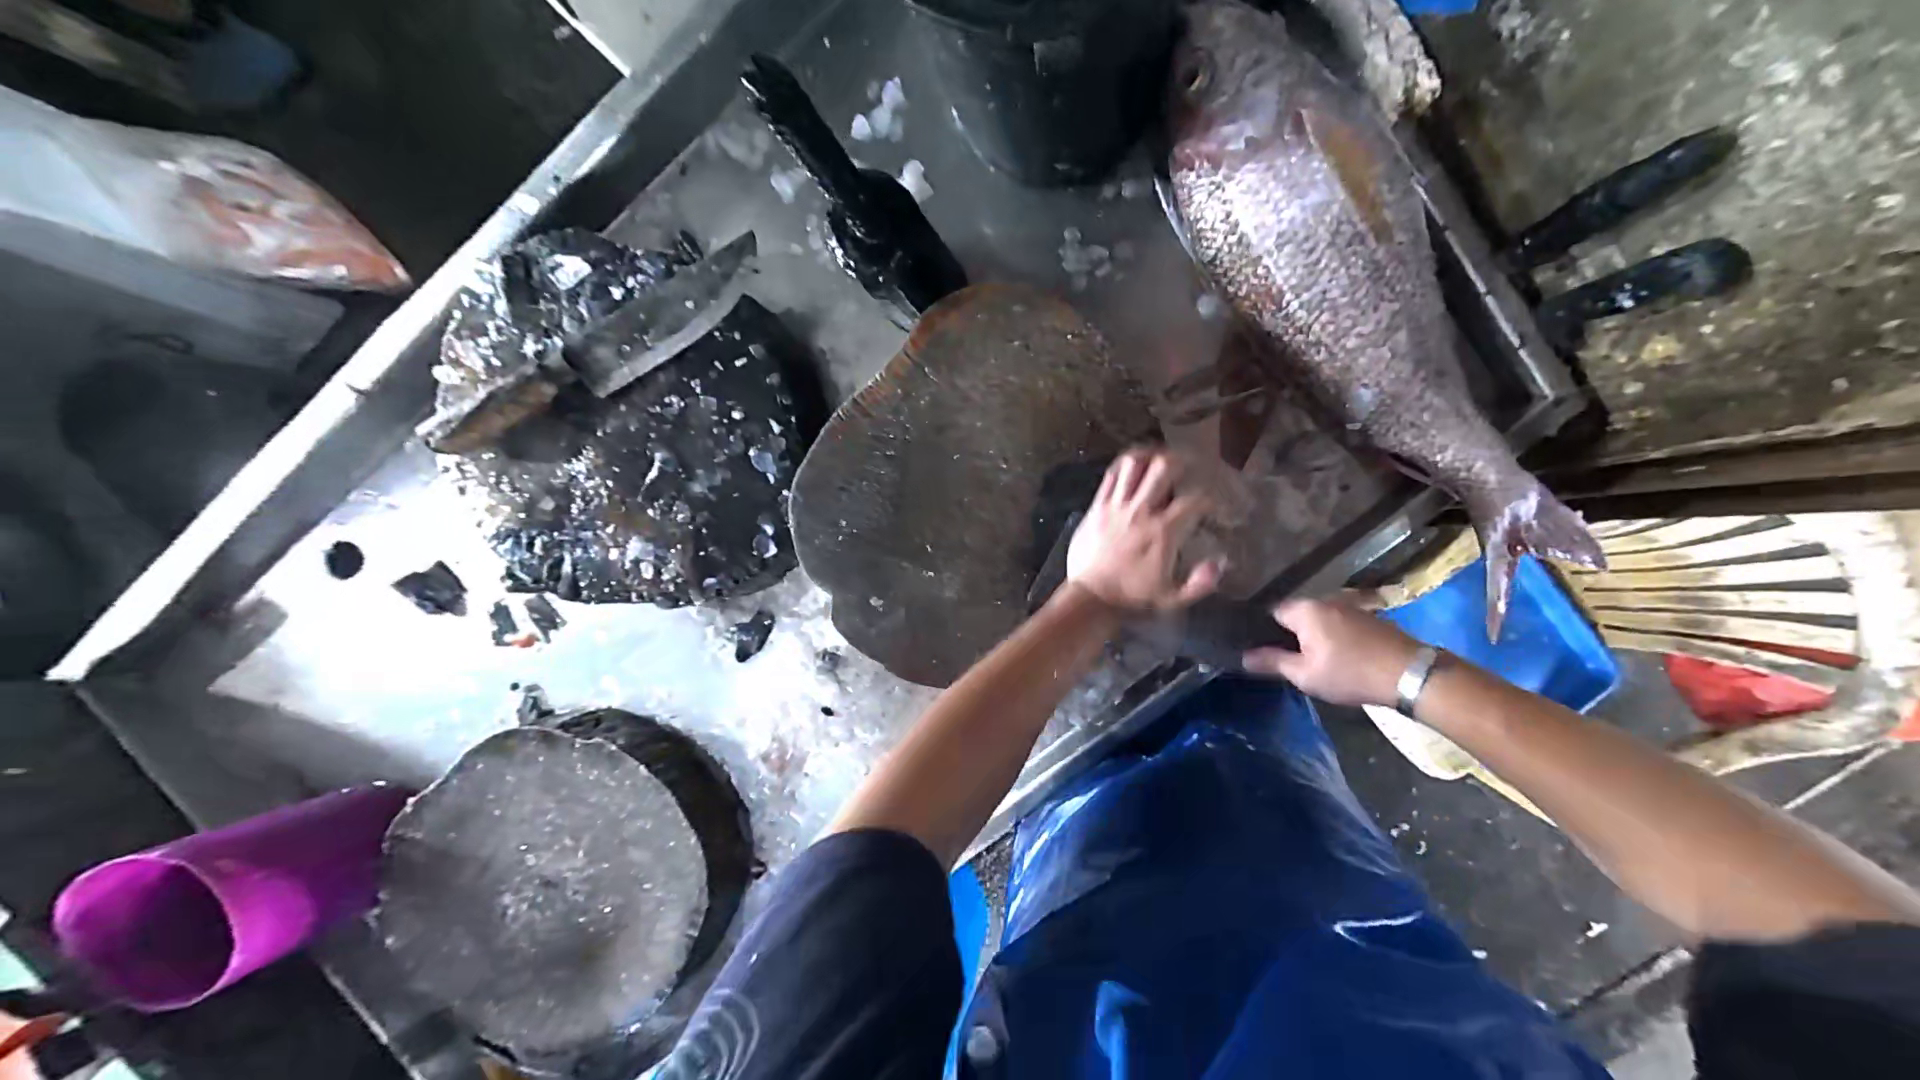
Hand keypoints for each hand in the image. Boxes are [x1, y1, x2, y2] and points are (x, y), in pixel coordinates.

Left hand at [1066, 448, 1222, 612]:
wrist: (1089, 598)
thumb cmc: (1132, 599)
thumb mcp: (1172, 600)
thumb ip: (1200, 584)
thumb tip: (1220, 564)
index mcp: (1164, 532)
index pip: (1195, 500)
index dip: (1210, 499)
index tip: (1211, 508)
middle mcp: (1141, 512)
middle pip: (1164, 468)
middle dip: (1181, 462)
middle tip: (1187, 466)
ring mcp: (1117, 506)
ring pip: (1134, 464)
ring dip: (1150, 457)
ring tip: (1158, 459)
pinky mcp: (1097, 507)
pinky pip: (1111, 475)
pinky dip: (1124, 465)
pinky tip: (1132, 466)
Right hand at [1242, 596, 1420, 705]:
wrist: (1411, 674)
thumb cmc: (1351, 673)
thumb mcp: (1305, 674)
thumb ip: (1272, 662)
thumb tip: (1243, 656)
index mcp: (1304, 609)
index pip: (1268, 612)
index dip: (1260, 630)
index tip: (1257, 649)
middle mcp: (1323, 600)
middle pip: (1293, 614)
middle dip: (1285, 633)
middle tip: (1281, 658)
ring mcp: (1348, 606)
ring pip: (1316, 619)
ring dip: (1309, 635)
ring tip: (1306, 658)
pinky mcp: (1366, 617)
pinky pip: (1335, 622)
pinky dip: (1329, 635)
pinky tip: (1332, 654)